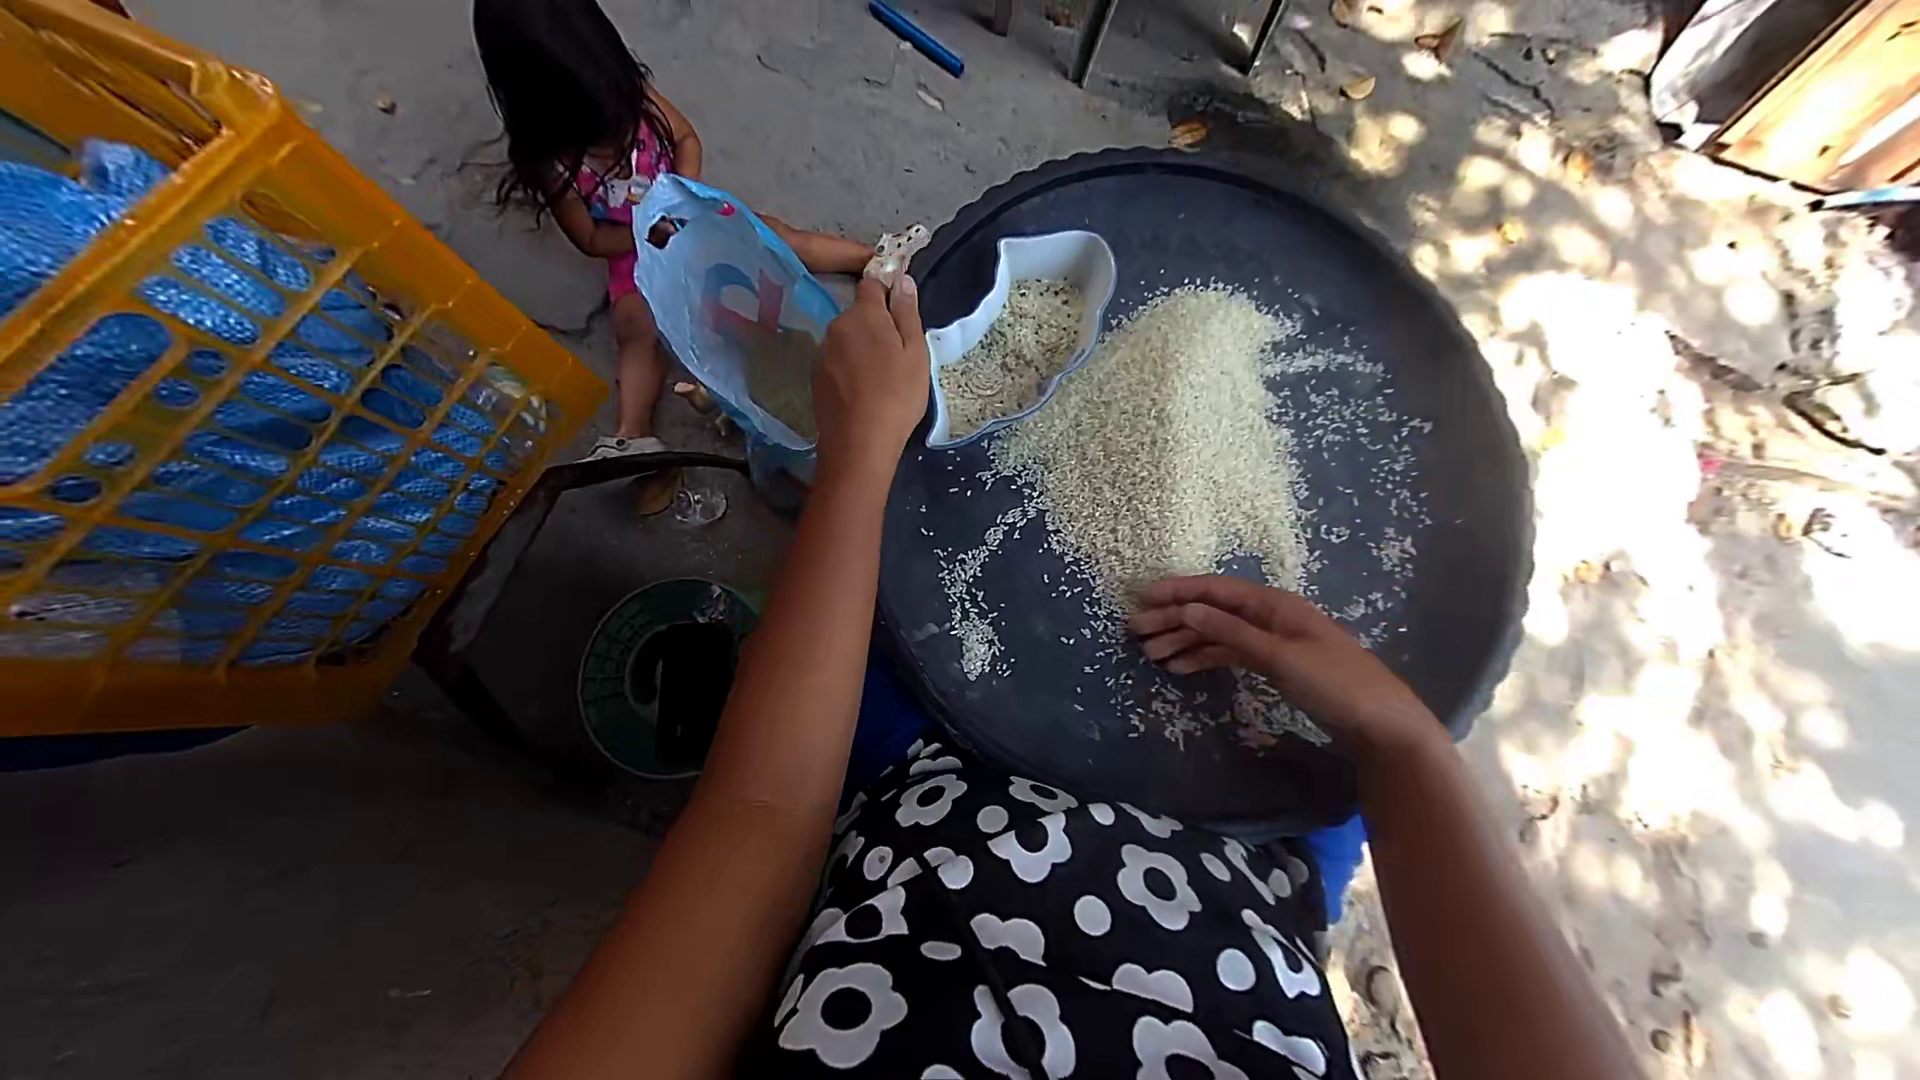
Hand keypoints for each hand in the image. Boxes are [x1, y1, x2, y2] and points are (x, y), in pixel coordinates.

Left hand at [813, 275, 929, 481]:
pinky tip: (864, 392)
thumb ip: (907, 313)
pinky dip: (851, 370)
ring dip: (863, 349)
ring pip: (848, 339)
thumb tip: (901, 279)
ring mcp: (824, 353)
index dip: (888, 290)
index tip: (902, 310)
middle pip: (859, 314)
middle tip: (899, 354)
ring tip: (882, 377)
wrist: (859, 443)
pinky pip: (839, 363)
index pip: (872, 283)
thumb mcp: (916, 353)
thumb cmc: (897, 396)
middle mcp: (837, 326)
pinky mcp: (817, 378)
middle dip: (877, 324)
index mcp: (863, 314)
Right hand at [1129, 575, 1445, 765]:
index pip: (1215, 591)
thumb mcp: (1280, 656)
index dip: (1177, 591)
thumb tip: (1186, 608)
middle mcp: (1267, 615)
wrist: (1382, 725)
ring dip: (1183, 641)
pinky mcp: (1270, 663)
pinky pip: (1227, 653)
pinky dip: (1203, 658)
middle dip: (1172, 619)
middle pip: (1210, 611)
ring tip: (1150, 655)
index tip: (1142, 597)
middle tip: (1136, 632)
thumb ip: (1231, 631)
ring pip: (1215, 633)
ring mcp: (1268, 639)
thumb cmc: (1334, 683)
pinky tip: (1179, 667)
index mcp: (1272, 604)